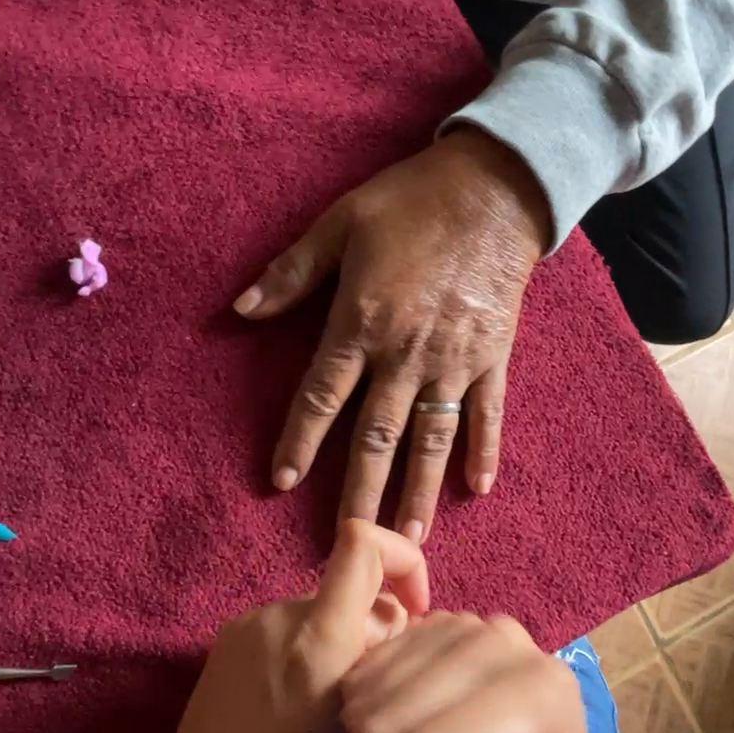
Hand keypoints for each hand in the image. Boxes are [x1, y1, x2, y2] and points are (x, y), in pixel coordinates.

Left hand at [68, 520, 428, 732]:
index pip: (361, 542)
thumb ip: (395, 671)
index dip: (400, 556)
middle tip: (370, 686)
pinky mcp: (226, 638)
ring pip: (318, 611)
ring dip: (336, 641)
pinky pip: (285, 627)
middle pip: (346, 589)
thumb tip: (396, 624)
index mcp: (320, 638)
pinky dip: (303, 650)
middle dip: (372, 625)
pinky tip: (293, 704)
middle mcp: (281, 615)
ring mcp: (248, 623)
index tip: (413, 606)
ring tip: (327, 705)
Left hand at [236, 127, 551, 543]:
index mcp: (362, 323)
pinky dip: (482, 451)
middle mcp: (406, 355)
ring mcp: (454, 362)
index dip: (299, 441)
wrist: (495, 189)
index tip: (280, 483)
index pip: (322, 396)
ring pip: (431, 440)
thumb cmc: (411, 203)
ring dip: (418, 491)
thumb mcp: (340, 224)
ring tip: (410, 538)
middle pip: (376, 436)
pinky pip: (486, 414)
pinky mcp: (493, 357)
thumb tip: (239, 309)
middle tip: (349, 543)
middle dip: (359, 492)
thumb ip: (291, 272)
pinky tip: (478, 489)